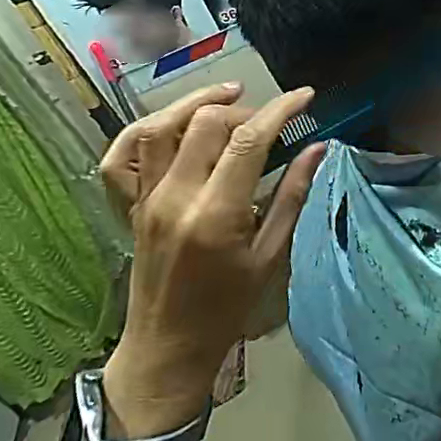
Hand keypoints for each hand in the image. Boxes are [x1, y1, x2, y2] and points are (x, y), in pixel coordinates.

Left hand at [98, 85, 325, 435]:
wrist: (167, 346)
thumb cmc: (227, 306)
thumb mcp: (271, 254)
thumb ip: (293, 195)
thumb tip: (319, 146)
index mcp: (215, 214)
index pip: (248, 140)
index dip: (281, 109)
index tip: (306, 96)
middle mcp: (174, 198)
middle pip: (206, 124)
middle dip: (247, 109)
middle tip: (272, 119)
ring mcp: (145, 199)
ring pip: (160, 126)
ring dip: (197, 102)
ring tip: (231, 95)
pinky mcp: (129, 205)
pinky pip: (121, 154)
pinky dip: (146, 127)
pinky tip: (175, 119)